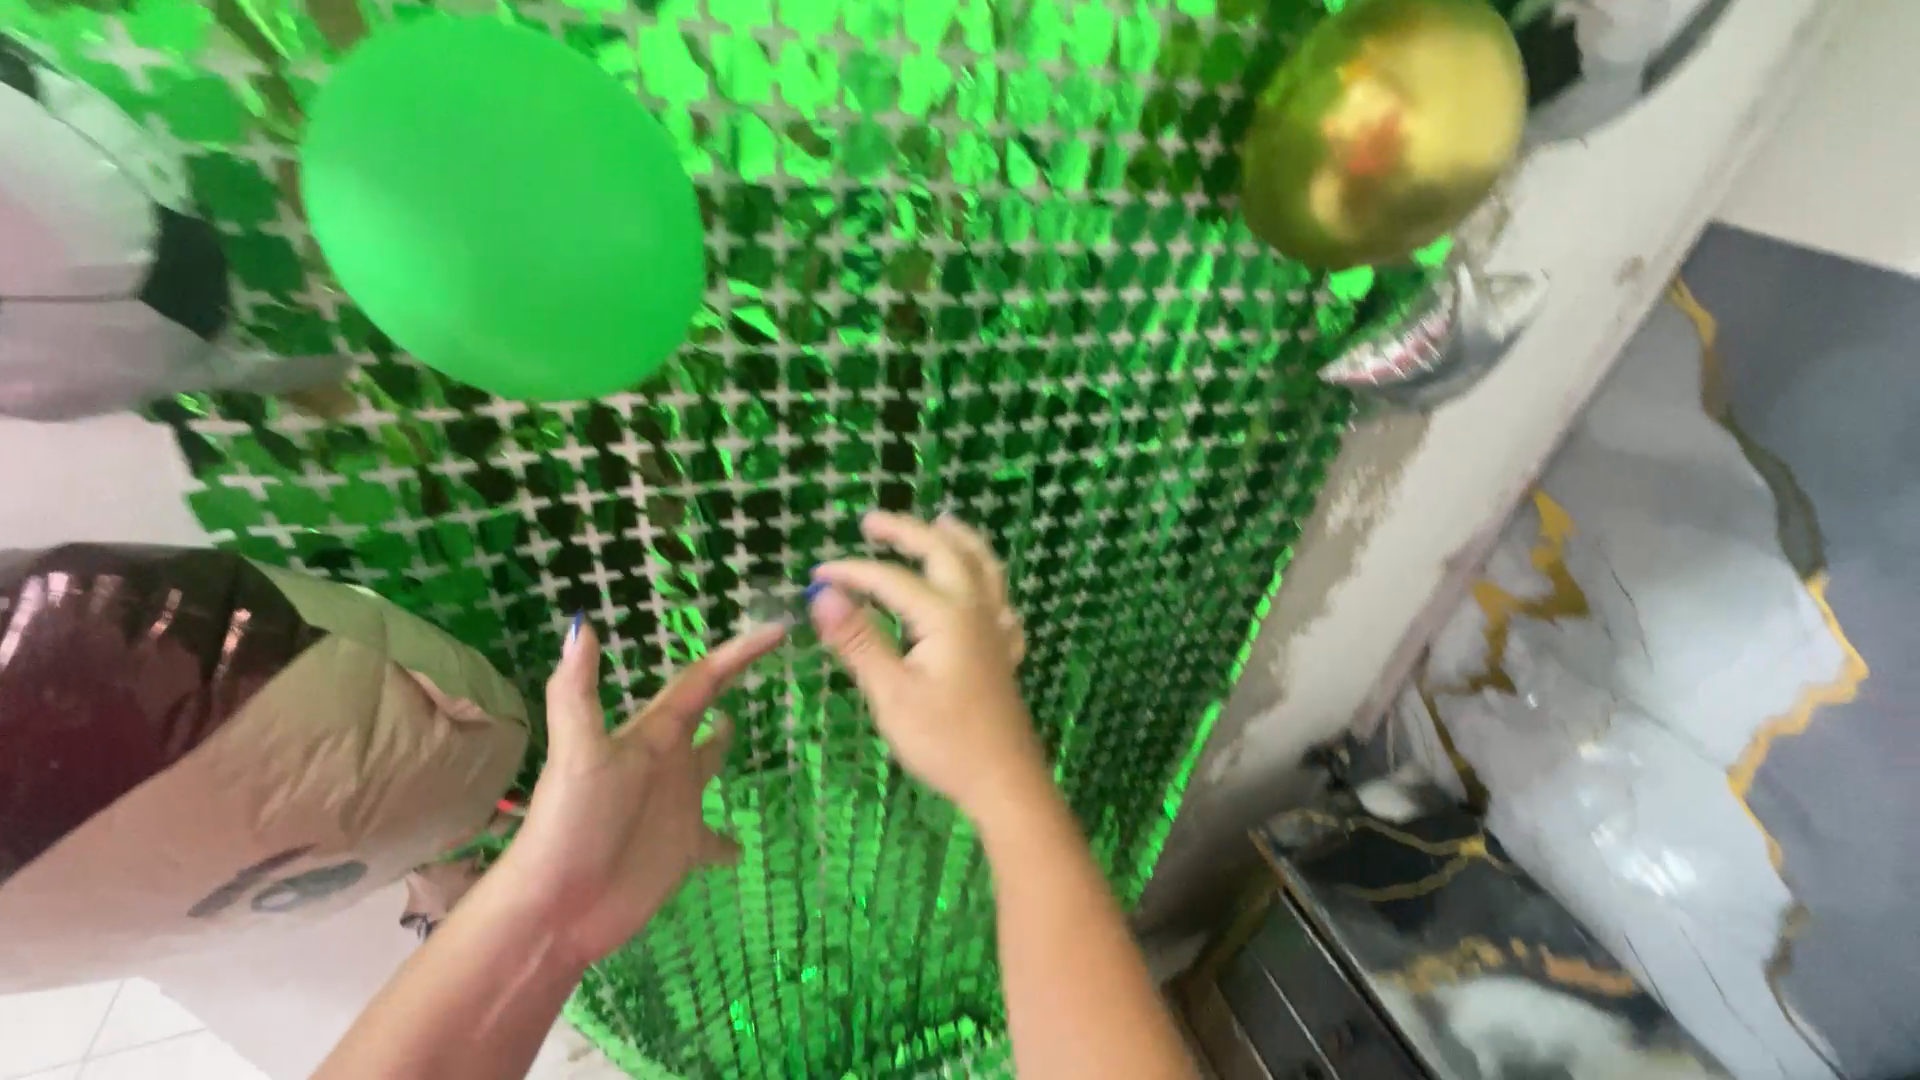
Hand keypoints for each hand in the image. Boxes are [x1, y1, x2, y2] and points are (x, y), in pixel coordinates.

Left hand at [491, 618, 784, 967]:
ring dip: (724, 746)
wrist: (556, 908)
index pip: (702, 681)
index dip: (738, 653)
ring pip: (709, 765)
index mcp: (653, 734)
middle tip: (763, 662)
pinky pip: (715, 841)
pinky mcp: (683, 849)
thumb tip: (582, 624)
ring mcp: (676, 805)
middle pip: (704, 710)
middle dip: (729, 683)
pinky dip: (730, 842)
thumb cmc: (572, 824)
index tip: (777, 630)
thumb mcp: (577, 754)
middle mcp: (668, 761)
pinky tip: (743, 847)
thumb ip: (577, 691)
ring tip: (745, 729)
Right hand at [809, 512, 1046, 822]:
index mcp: (947, 615)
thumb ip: (859, 640)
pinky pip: (1001, 600)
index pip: (892, 578)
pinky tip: (983, 589)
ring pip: (984, 566)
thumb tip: (823, 594)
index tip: (816, 573)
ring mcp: (997, 628)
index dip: (852, 571)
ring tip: (943, 520)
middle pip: (944, 552)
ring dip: (959, 539)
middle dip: (907, 531)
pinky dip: (988, 580)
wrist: (1005, 781)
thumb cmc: (945, 741)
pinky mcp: (1005, 651)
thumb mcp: (891, 693)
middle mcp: (977, 609)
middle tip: (872, 522)